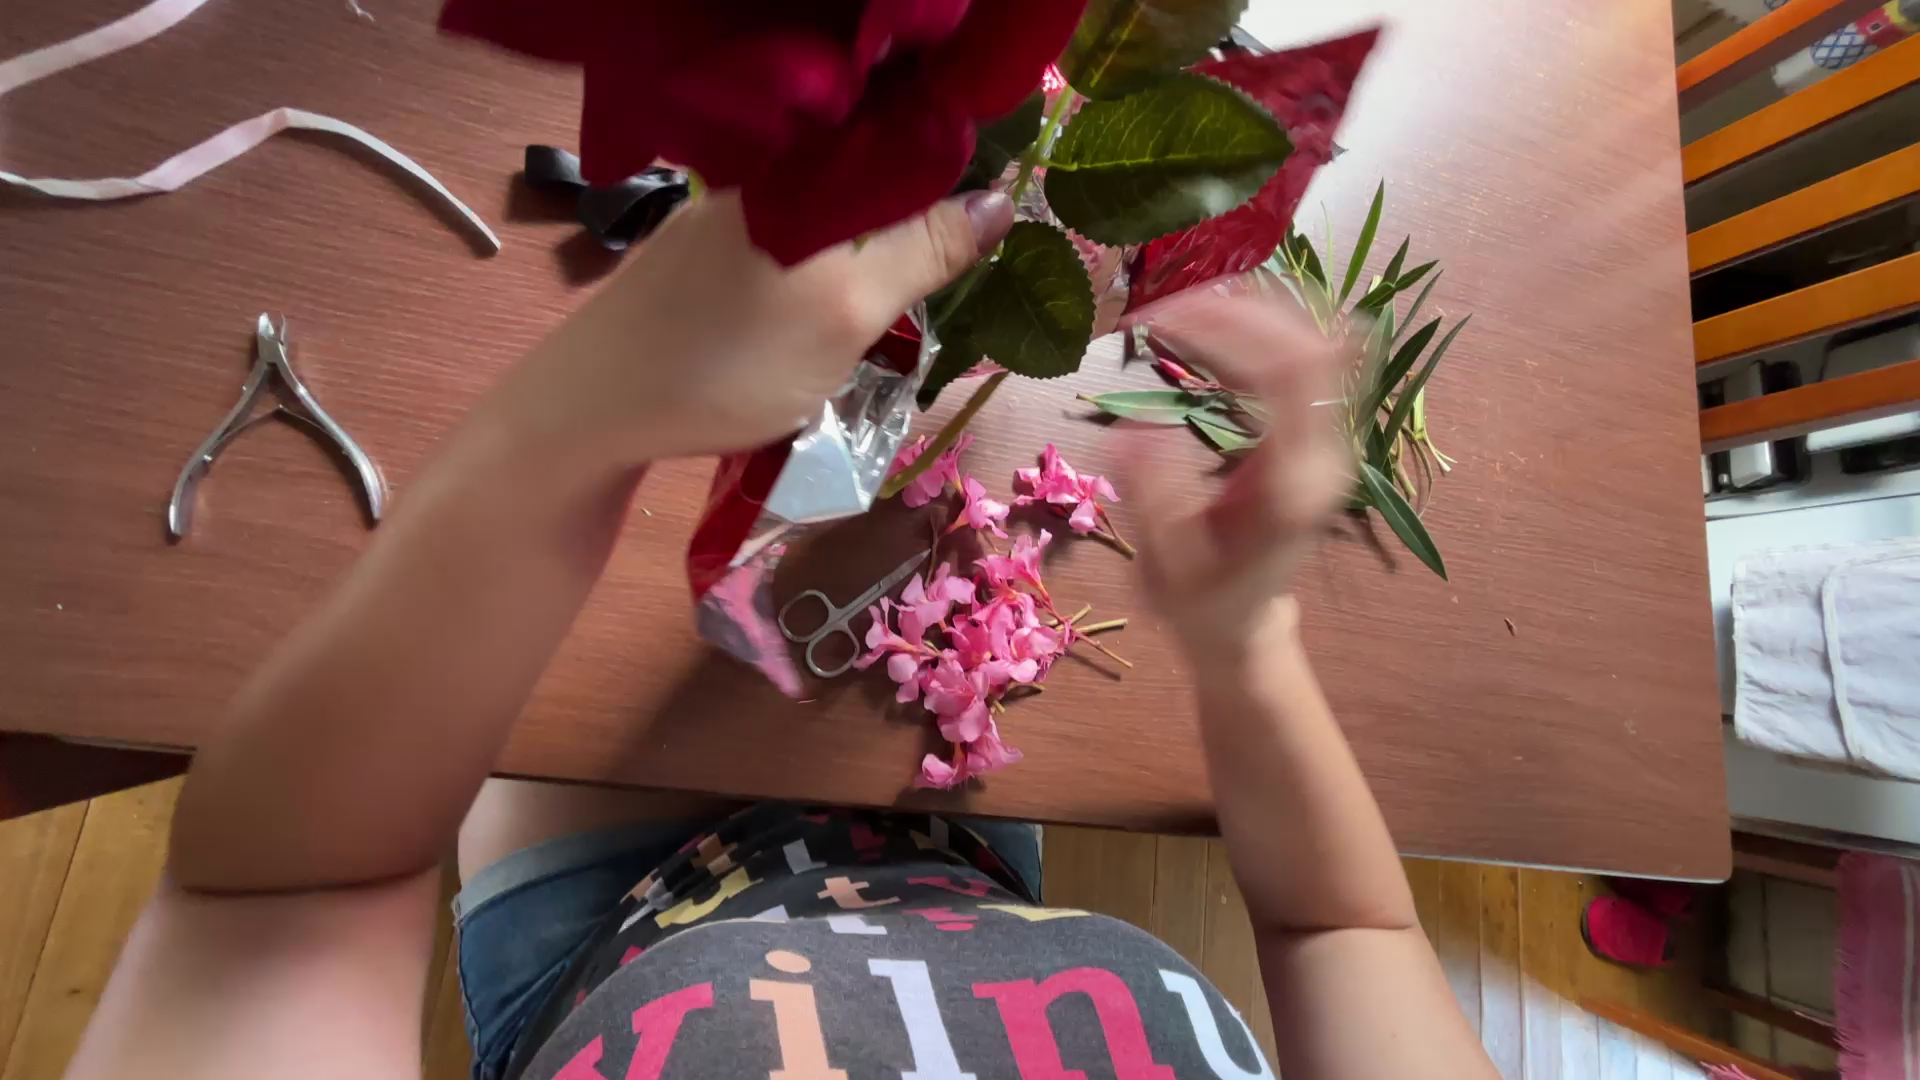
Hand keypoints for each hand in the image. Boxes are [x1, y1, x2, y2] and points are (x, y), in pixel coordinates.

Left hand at [490, 188, 1014, 464]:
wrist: (599, 404)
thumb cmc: (730, 363)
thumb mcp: (844, 311)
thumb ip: (922, 252)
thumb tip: (1002, 200)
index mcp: (810, 170)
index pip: (912, 152)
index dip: (957, 193)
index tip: (978, 250)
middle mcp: (772, 174)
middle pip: (874, 188)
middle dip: (916, 238)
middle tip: (932, 300)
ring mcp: (735, 210)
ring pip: (834, 224)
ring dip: (869, 266)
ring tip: (880, 320)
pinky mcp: (711, 247)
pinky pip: (794, 246)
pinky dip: (822, 278)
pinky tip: (818, 318)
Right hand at [1124, 294, 1346, 664]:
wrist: (1242, 623)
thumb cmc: (1201, 602)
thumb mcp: (1165, 562)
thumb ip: (1152, 495)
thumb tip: (1131, 426)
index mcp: (1292, 486)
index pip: (1286, 375)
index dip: (1230, 330)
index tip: (1162, 322)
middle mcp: (1323, 456)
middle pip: (1309, 346)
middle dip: (1238, 311)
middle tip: (1164, 307)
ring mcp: (1324, 444)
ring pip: (1313, 345)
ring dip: (1253, 314)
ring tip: (1186, 305)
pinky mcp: (1309, 438)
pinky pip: (1301, 364)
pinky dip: (1262, 331)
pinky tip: (1220, 321)